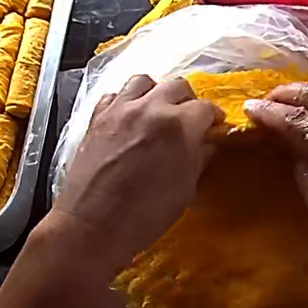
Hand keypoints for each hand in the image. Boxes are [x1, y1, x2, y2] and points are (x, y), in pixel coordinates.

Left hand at [50, 74, 222, 271]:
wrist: (92, 226)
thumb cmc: (145, 216)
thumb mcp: (184, 191)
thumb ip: (198, 159)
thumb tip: (206, 143)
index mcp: (178, 125)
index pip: (205, 108)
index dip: (213, 118)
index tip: (214, 128)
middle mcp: (149, 108)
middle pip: (177, 85)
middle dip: (188, 100)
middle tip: (188, 120)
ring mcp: (118, 110)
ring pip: (143, 82)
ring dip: (155, 92)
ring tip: (157, 111)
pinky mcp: (95, 119)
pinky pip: (113, 96)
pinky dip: (124, 101)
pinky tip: (128, 118)